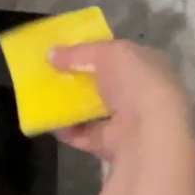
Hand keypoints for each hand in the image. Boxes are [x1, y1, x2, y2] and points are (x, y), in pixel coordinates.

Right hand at [46, 40, 194, 164]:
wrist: (145, 132)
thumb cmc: (135, 83)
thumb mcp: (109, 53)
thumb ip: (79, 52)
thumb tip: (50, 54)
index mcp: (149, 65)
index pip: (121, 55)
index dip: (95, 52)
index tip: (68, 53)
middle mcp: (139, 92)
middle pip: (103, 84)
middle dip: (79, 80)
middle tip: (52, 76)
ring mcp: (126, 120)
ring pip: (92, 110)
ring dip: (70, 106)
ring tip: (45, 98)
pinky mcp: (109, 143)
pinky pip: (82, 134)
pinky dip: (66, 130)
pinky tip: (49, 122)